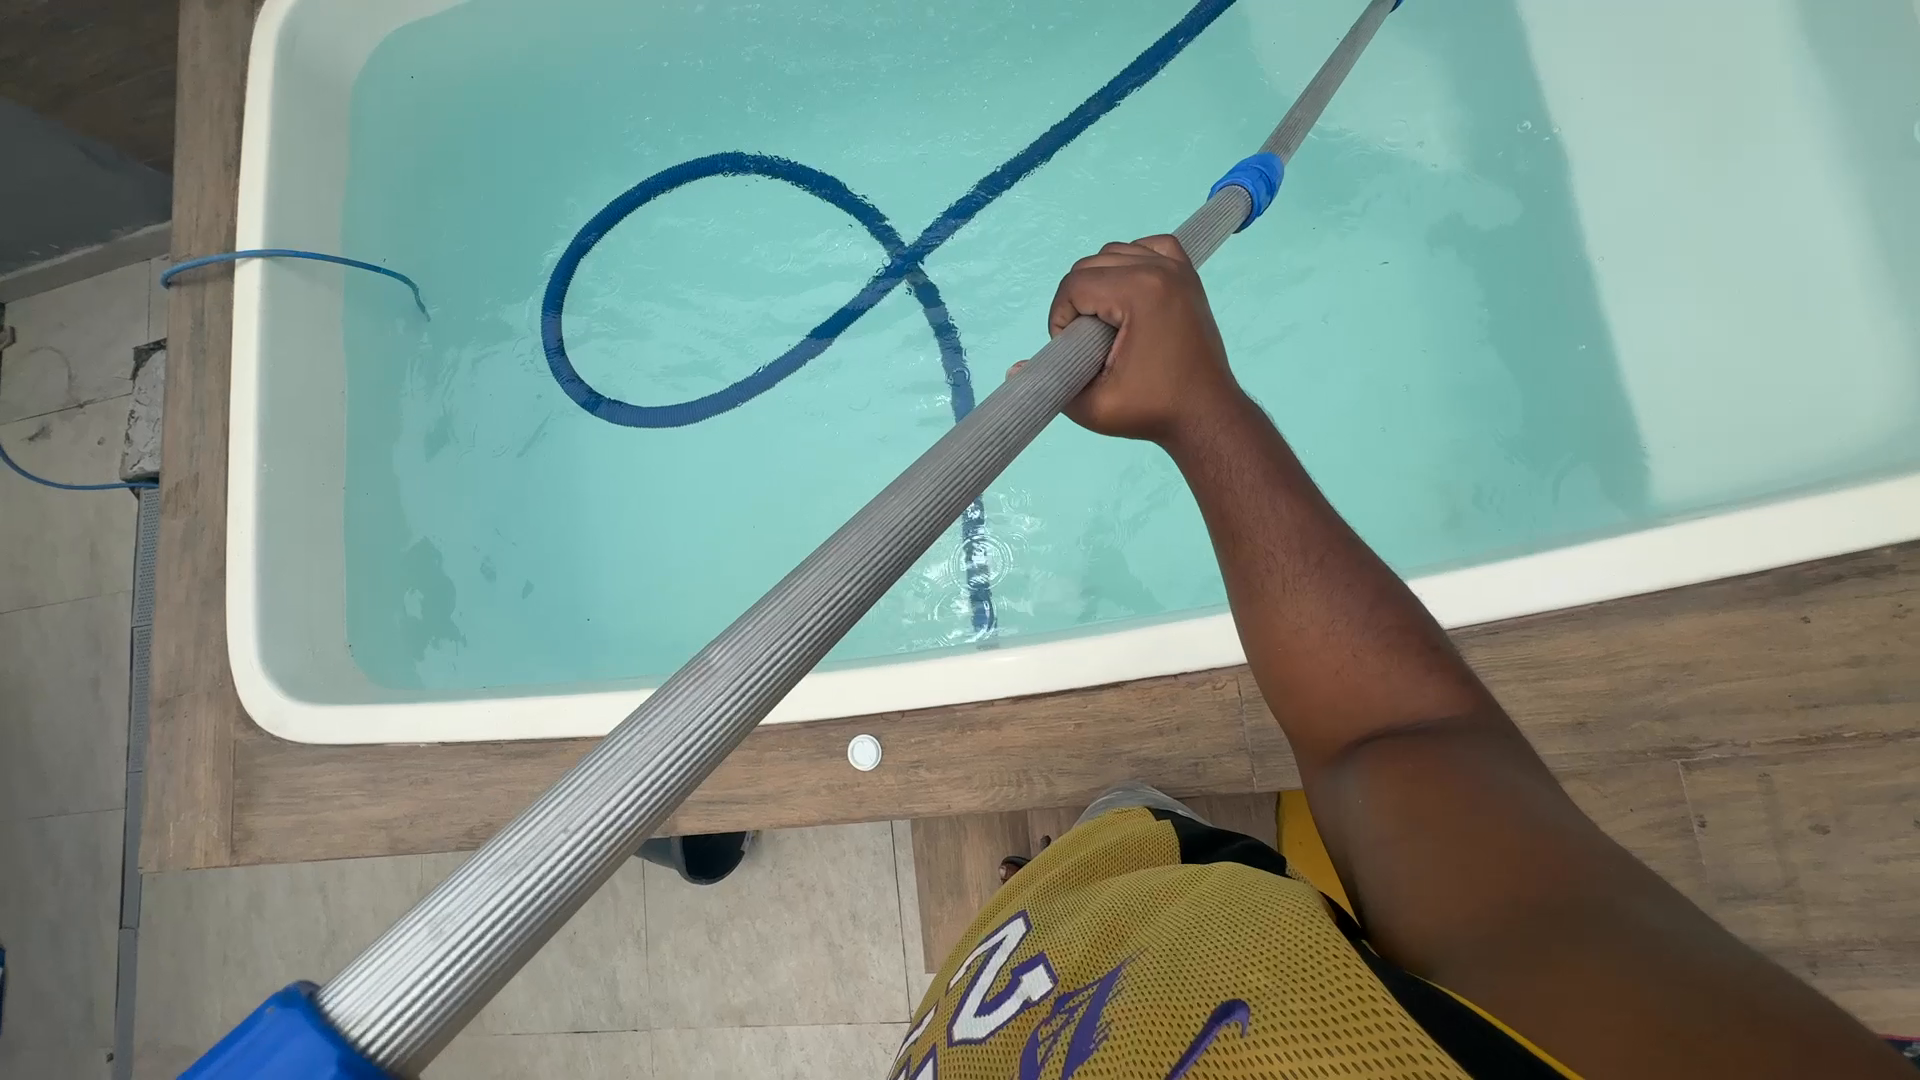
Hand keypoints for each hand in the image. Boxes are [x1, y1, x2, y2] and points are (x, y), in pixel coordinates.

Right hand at [1025, 235, 1245, 446]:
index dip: (1060, 318)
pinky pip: (1151, 246)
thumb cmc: (1151, 413)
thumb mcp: (1092, 408)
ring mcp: (1177, 270)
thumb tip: (1013, 370)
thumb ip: (1049, 384)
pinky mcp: (1188, 276)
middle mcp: (1159, 270)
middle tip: (1085, 342)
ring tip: (1105, 323)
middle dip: (1076, 301)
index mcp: (1139, 294)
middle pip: (1090, 264)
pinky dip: (1133, 261)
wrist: (1205, 414)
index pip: (1074, 285)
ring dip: (1099, 283)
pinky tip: (1128, 294)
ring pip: (1115, 253)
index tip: (1071, 351)